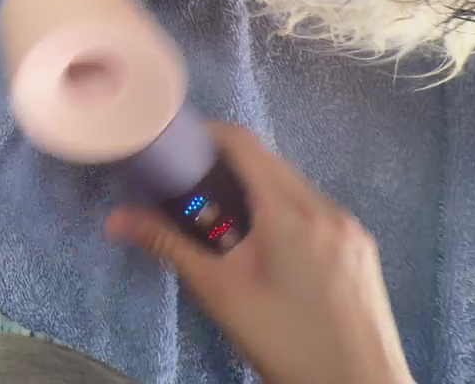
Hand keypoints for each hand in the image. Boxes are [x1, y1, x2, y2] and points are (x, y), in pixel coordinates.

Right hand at [105, 123, 414, 383]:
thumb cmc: (286, 341)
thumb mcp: (218, 291)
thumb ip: (167, 244)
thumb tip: (113, 219)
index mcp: (291, 212)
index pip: (242, 142)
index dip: (204, 133)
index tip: (174, 146)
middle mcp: (326, 209)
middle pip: (265, 158)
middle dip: (223, 162)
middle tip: (188, 184)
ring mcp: (350, 229)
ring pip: (289, 181)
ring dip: (251, 183)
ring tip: (221, 215)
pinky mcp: (361, 248)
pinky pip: (311, 205)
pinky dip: (279, 205)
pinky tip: (263, 240)